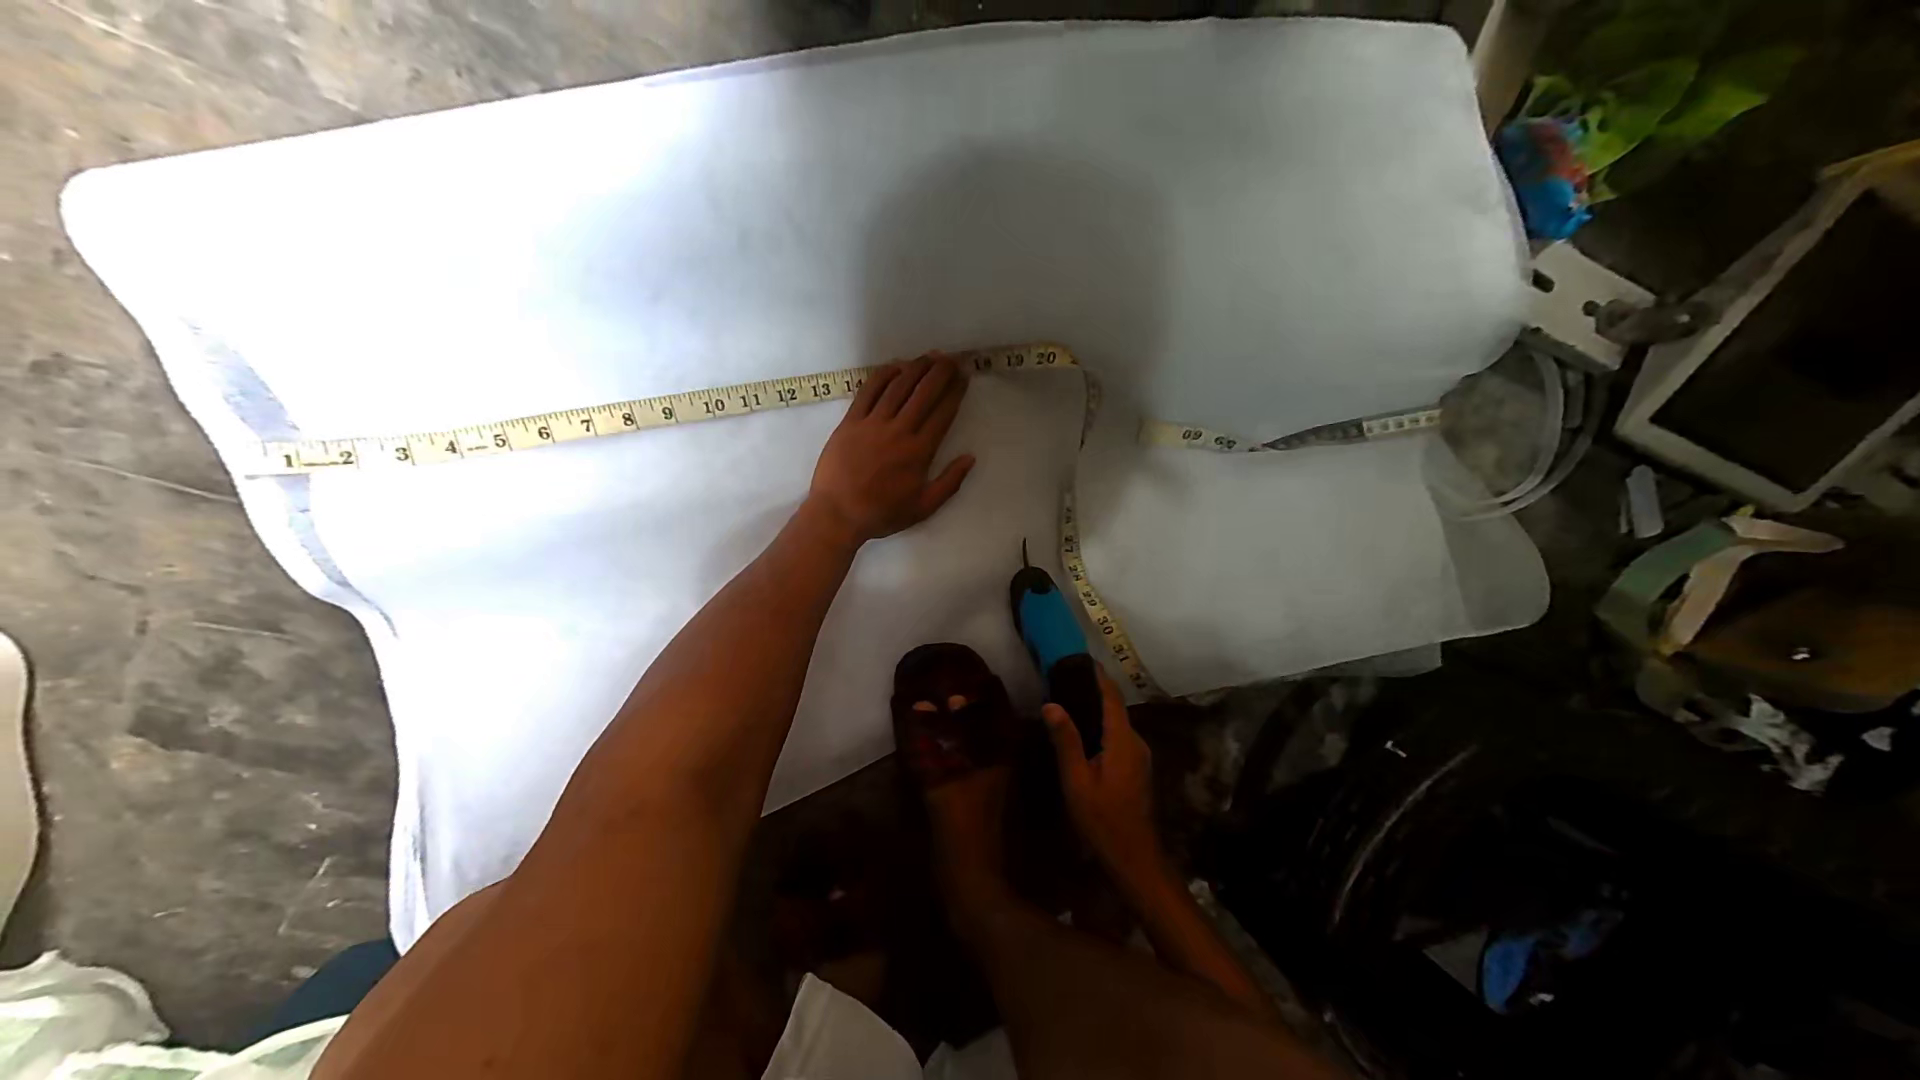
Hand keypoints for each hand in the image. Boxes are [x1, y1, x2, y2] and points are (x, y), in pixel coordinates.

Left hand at [808, 353, 974, 543]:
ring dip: (916, 367)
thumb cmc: (882, 514)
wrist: (837, 514)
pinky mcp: (851, 421)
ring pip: (899, 386)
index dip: (956, 391)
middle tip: (952, 358)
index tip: (964, 376)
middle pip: (924, 393)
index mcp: (919, 452)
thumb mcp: (924, 507)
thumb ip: (950, 482)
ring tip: (930, 356)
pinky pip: (869, 391)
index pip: (943, 413)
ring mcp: (872, 423)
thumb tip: (970, 458)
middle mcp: (899, 431)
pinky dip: (884, 374)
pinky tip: (896, 365)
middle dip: (941, 372)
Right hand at [1042, 669, 1163, 878]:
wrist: (1134, 856)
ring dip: (1097, 710)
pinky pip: (1119, 737)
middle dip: (1093, 690)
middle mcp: (1136, 742)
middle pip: (1115, 707)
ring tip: (1069, 701)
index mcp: (1123, 740)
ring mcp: (1140, 756)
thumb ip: (1066, 740)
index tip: (1080, 659)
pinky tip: (1083, 734)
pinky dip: (1102, 727)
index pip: (1112, 697)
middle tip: (1064, 679)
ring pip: (1117, 723)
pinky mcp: (1137, 768)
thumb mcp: (1077, 780)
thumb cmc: (1102, 818)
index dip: (1097, 676)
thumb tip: (1051, 704)